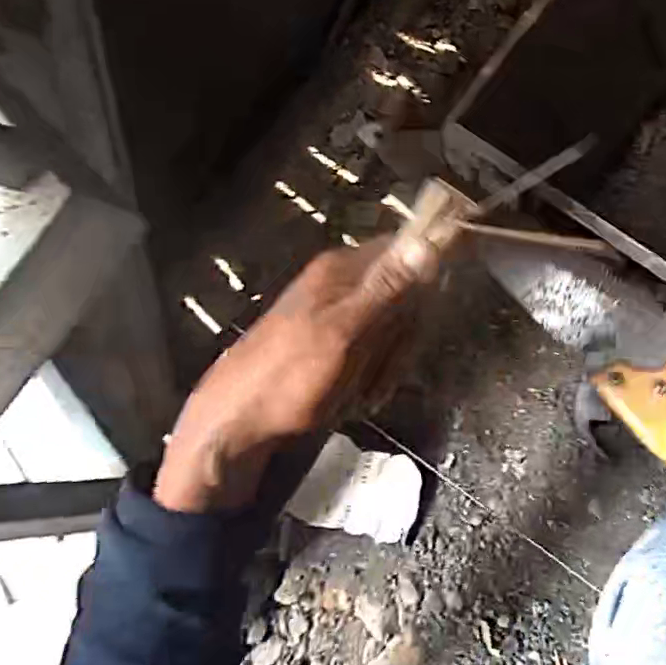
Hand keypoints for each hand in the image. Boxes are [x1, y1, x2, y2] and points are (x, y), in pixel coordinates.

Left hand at [154, 236, 438, 512]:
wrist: (239, 420)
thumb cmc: (289, 377)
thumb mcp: (343, 333)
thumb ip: (386, 289)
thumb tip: (426, 243)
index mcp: (341, 269)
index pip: (405, 252)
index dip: (422, 285)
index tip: (420, 320)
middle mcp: (341, 283)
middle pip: (405, 298)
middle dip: (403, 338)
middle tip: (382, 368)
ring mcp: (338, 313)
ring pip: (394, 329)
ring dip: (389, 363)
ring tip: (365, 387)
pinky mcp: (336, 341)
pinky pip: (376, 351)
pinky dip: (374, 374)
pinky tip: (358, 392)